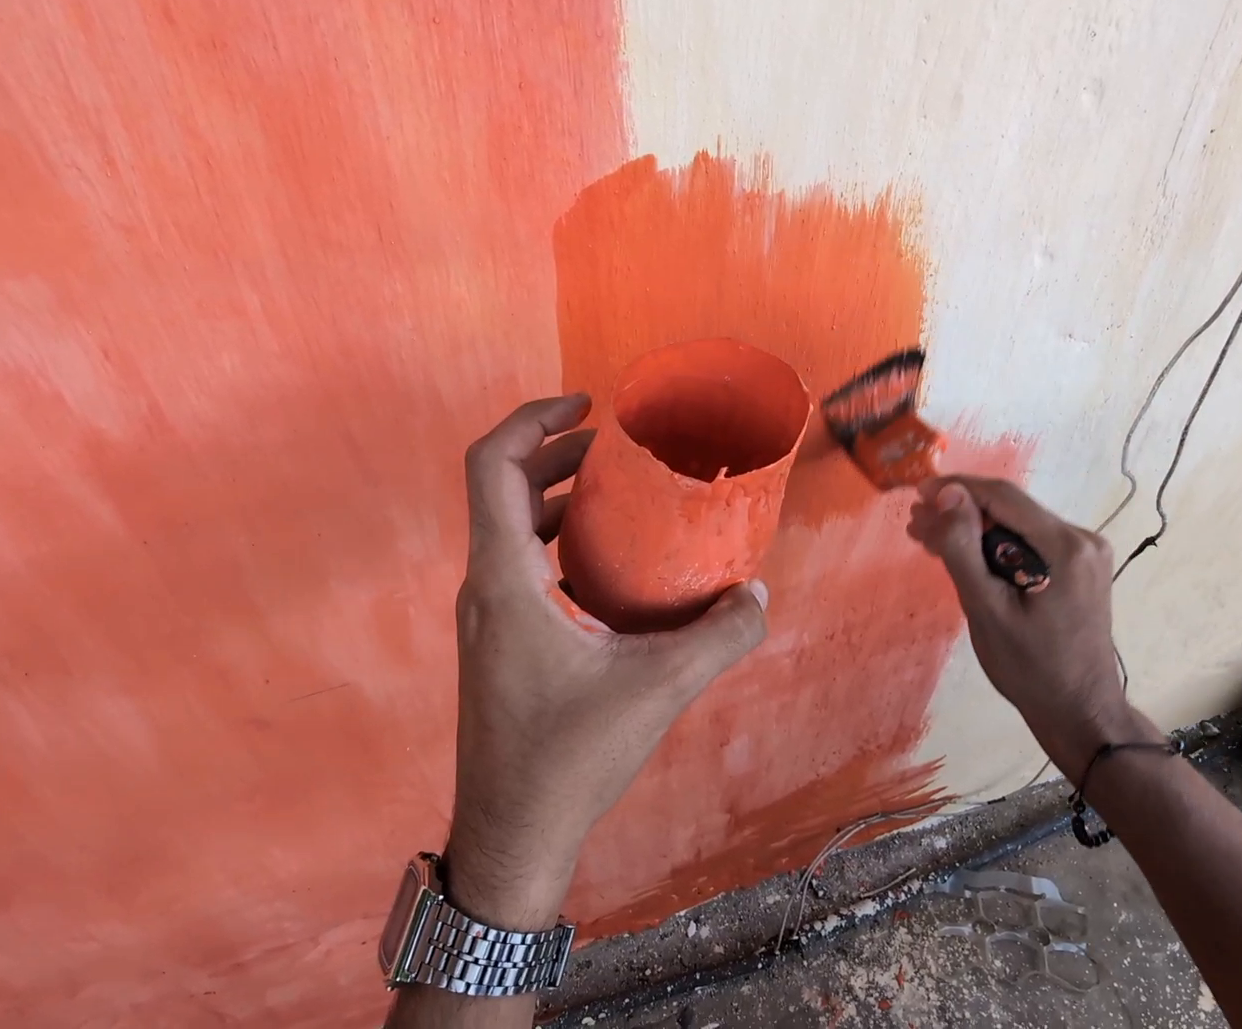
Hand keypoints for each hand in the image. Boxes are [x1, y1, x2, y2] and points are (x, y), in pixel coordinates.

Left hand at [447, 394, 769, 929]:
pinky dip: (558, 541)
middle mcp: (484, 587)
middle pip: (503, 489)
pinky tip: (609, 566)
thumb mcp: (660, 688)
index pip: (494, 466)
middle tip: (616, 445)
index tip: (587, 406)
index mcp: (504, 580)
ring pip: (511, 529)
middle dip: (556, 452)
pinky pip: (521, 565)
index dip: (533, 419)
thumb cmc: (572, 756)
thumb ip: (720, 635)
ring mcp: (486, 618)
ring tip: (616, 492)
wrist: (512, 835)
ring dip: (557, 497)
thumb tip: (758, 592)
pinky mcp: (498, 643)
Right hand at [905, 476, 1151, 779]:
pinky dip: (994, 546)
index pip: (1002, 496)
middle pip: (1010, 509)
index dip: (956, 490)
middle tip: (915, 524)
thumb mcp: (986, 609)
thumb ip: (964, 548)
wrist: (1079, 710)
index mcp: (1065, 545)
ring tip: (930, 539)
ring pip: (1017, 525)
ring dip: (974, 530)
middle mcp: (1082, 538)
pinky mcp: (1079, 567)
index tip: (917, 495)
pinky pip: (1029, 543)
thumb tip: (947, 493)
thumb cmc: (1029, 668)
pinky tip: (966, 556)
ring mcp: (1085, 553)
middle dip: (960, 512)